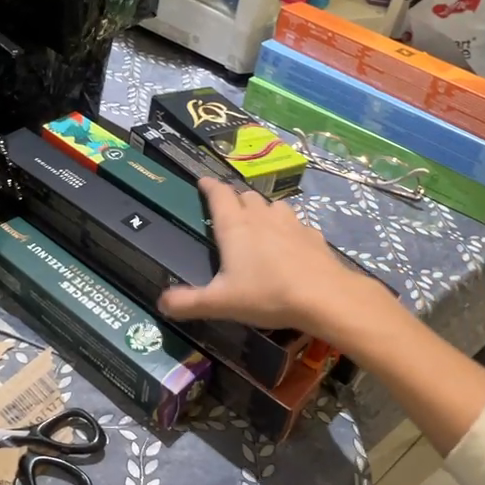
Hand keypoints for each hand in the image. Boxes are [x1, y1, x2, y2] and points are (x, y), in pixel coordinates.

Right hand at [158, 179, 386, 338]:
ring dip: (262, 210)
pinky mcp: (312, 234)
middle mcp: (261, 216)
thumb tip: (161, 302)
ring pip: (272, 205)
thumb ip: (188, 302)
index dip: (209, 186)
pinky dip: (286, 228)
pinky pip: (295, 223)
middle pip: (245, 196)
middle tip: (228, 212)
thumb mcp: (220, 303)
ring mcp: (290, 222)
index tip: (202, 181)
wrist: (323, 296)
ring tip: (258, 224)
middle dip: (235, 199)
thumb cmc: (266, 294)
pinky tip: (288, 244)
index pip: (218, 194)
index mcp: (234, 226)